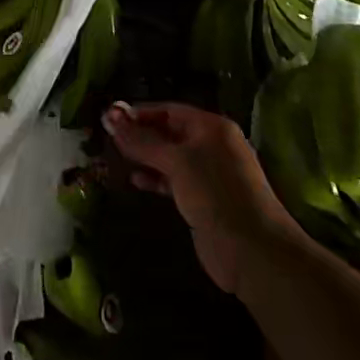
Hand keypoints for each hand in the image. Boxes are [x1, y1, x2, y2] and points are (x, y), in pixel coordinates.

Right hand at [103, 101, 298, 294]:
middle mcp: (211, 145)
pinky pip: (173, 180)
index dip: (139, 112)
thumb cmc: (215, 193)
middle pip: (169, 132)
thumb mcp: (175, 161)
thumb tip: (108, 116)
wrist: (252, 249)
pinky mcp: (203, 198)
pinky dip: (154, 178)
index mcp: (212, 127)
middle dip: (139, 134)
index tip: (108, 119)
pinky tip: (135, 180)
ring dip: (144, 157)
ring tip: (114, 158)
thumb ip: (141, 140)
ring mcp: (208, 173)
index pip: (169, 110)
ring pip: (169, 157)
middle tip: (106, 138)